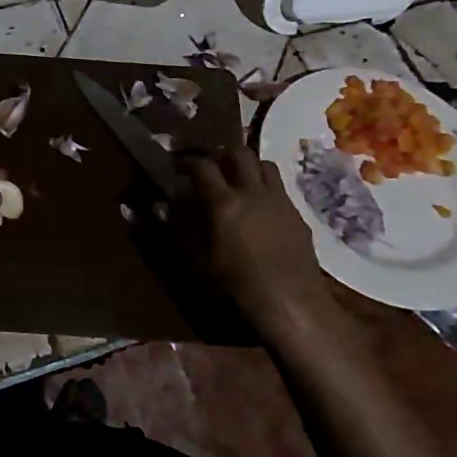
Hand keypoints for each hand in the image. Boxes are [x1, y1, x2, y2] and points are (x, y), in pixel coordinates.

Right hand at [177, 148, 321, 322]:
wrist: (291, 302)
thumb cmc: (236, 284)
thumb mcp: (197, 259)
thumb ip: (177, 228)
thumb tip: (158, 206)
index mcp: (224, 203)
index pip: (203, 166)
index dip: (187, 161)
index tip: (176, 165)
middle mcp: (253, 193)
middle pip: (239, 153)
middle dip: (221, 154)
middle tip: (209, 167)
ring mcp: (279, 201)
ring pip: (265, 165)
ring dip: (248, 166)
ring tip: (236, 180)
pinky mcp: (297, 214)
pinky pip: (279, 188)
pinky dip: (265, 187)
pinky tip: (258, 208)